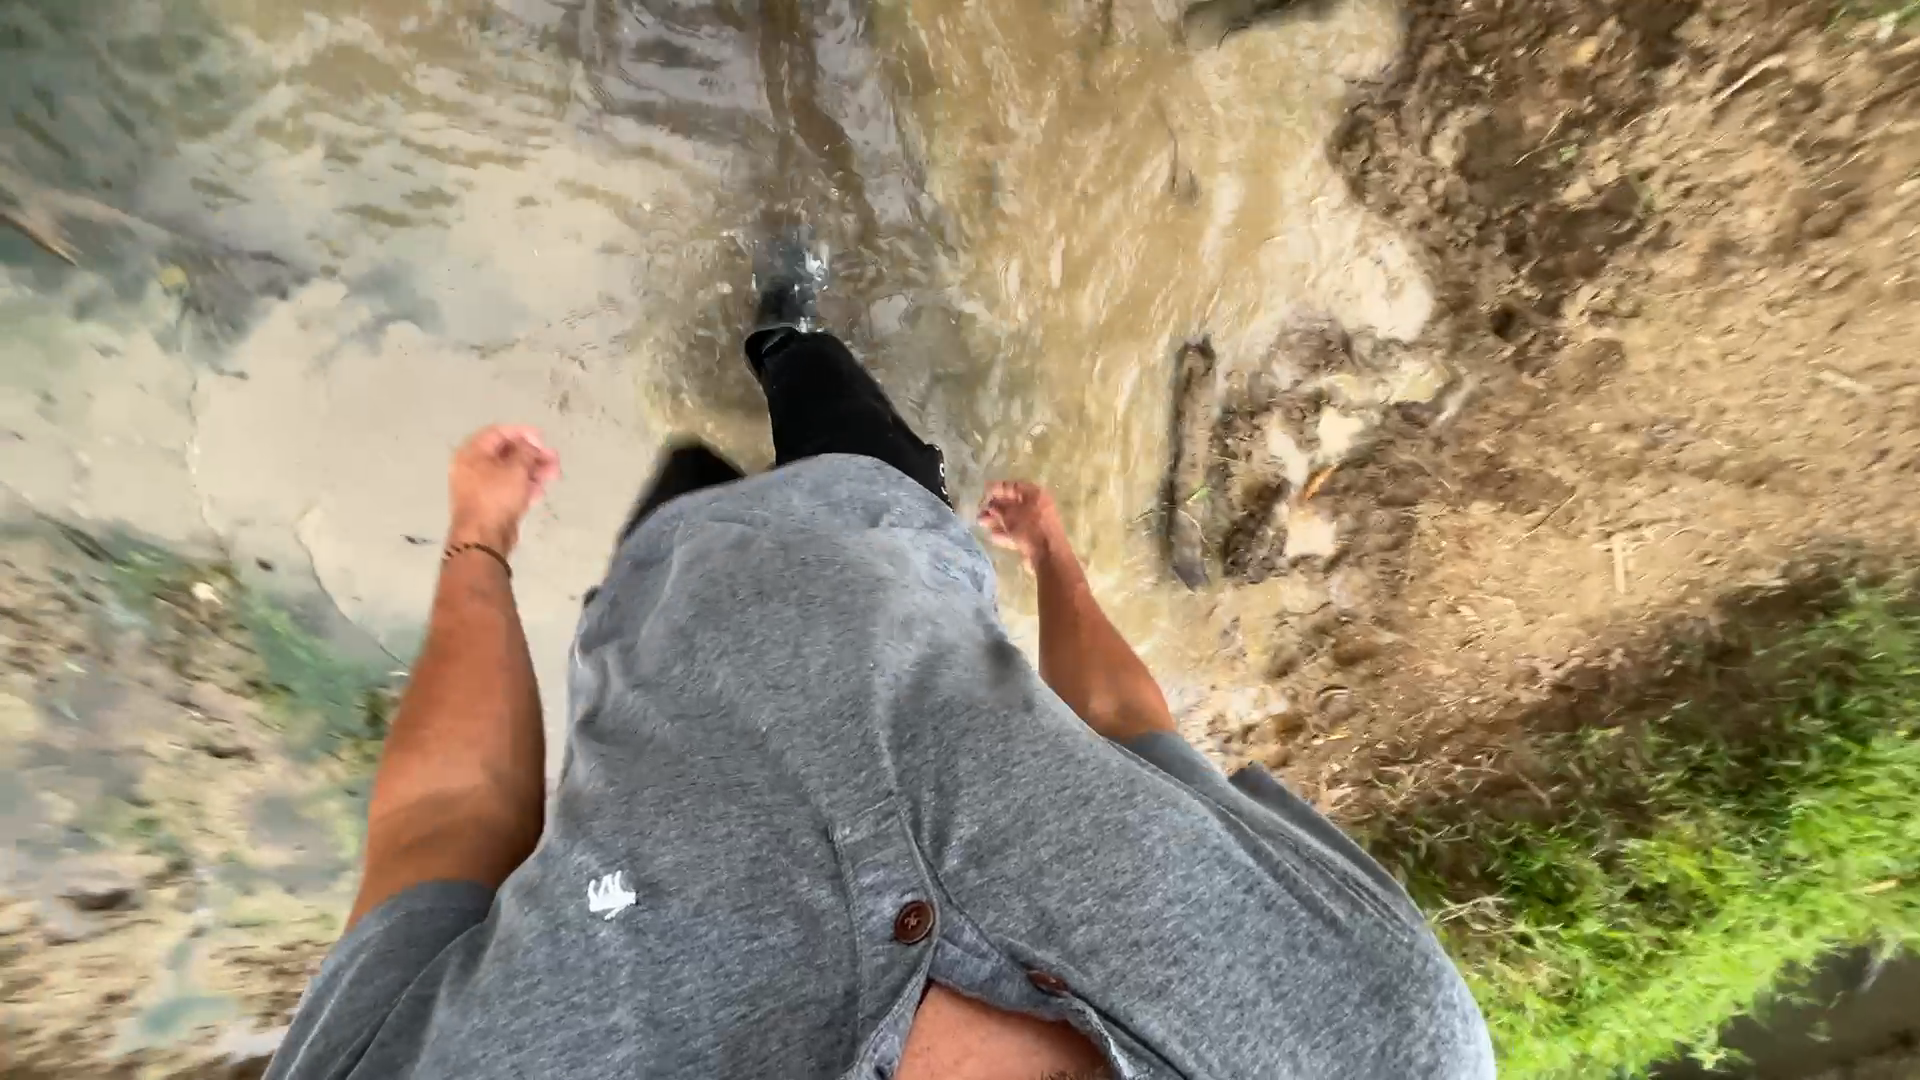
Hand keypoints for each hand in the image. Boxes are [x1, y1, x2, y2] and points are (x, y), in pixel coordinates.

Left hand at [447, 425, 560, 555]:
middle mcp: (473, 466)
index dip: (523, 433)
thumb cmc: (496, 497)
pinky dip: (525, 486)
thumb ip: (526, 452)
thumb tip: (531, 444)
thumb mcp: (515, 469)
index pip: (498, 433)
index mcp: (472, 453)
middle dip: (533, 455)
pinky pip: (510, 487)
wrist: (484, 536)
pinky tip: (539, 491)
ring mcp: (481, 485)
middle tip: (554, 459)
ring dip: (534, 471)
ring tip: (553, 475)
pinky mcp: (491, 501)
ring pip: (512, 471)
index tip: (543, 439)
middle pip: (507, 453)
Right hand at [977, 480, 1067, 568]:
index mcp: (1035, 494)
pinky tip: (991, 535)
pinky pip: (1017, 531)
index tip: (983, 495)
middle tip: (979, 512)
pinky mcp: (1034, 538)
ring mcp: (1037, 523)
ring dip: (997, 520)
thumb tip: (991, 505)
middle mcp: (1037, 506)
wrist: (1048, 555)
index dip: (997, 489)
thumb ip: (998, 508)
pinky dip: (1005, 532)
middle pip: (1012, 503)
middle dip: (994, 507)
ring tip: (981, 523)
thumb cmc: (1029, 528)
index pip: (1013, 486)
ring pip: (1013, 519)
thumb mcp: (1010, 515)